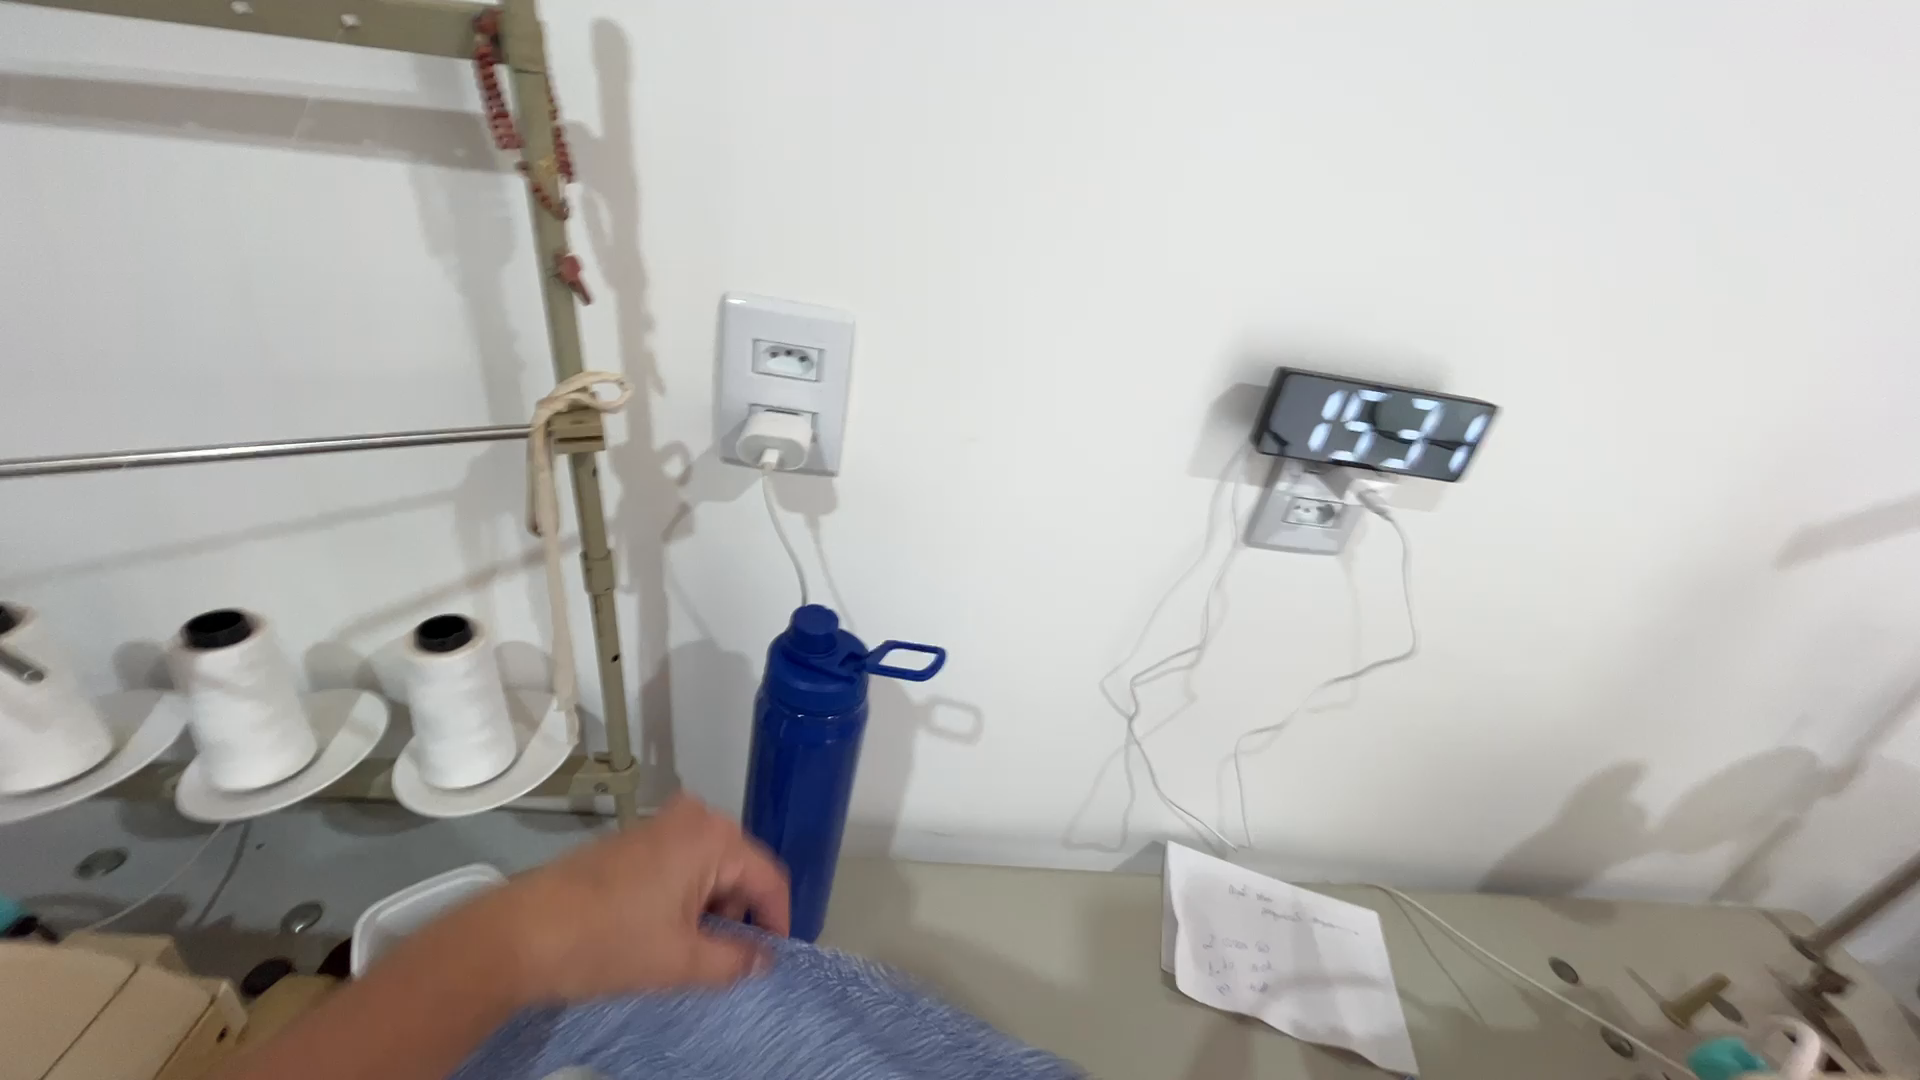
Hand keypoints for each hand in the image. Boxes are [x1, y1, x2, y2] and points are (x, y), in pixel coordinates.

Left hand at [449, 795, 790, 1004]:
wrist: (520, 933)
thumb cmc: (608, 942)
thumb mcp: (681, 961)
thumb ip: (735, 961)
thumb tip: (765, 960)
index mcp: (714, 836)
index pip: (768, 878)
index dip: (777, 921)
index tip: (771, 959)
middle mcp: (695, 817)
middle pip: (740, 869)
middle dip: (738, 916)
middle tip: (723, 961)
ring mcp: (662, 823)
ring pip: (711, 869)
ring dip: (710, 910)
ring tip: (686, 952)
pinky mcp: (637, 837)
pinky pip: (683, 864)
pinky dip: (685, 898)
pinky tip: (661, 932)